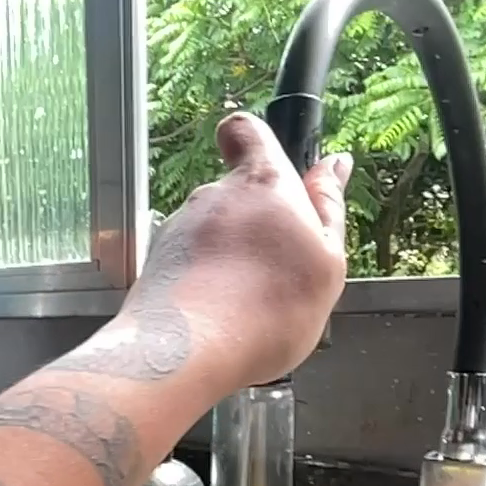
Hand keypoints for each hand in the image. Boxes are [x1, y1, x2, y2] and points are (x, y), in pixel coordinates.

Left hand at [128, 112, 349, 388]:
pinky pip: (186, 268)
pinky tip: (218, 320)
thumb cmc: (267, 310)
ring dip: (227, 261)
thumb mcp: (326, 261)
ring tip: (247, 304)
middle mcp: (210, 199)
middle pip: (233, 196)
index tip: (268, 161)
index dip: (253, 140)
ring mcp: (176, 233)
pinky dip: (202, 286)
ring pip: (208, 237)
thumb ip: (328, 208)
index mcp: (260, 183)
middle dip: (254, 225)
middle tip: (277, 270)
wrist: (187, 355)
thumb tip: (332, 166)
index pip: (246, 131)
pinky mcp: (153, 268)